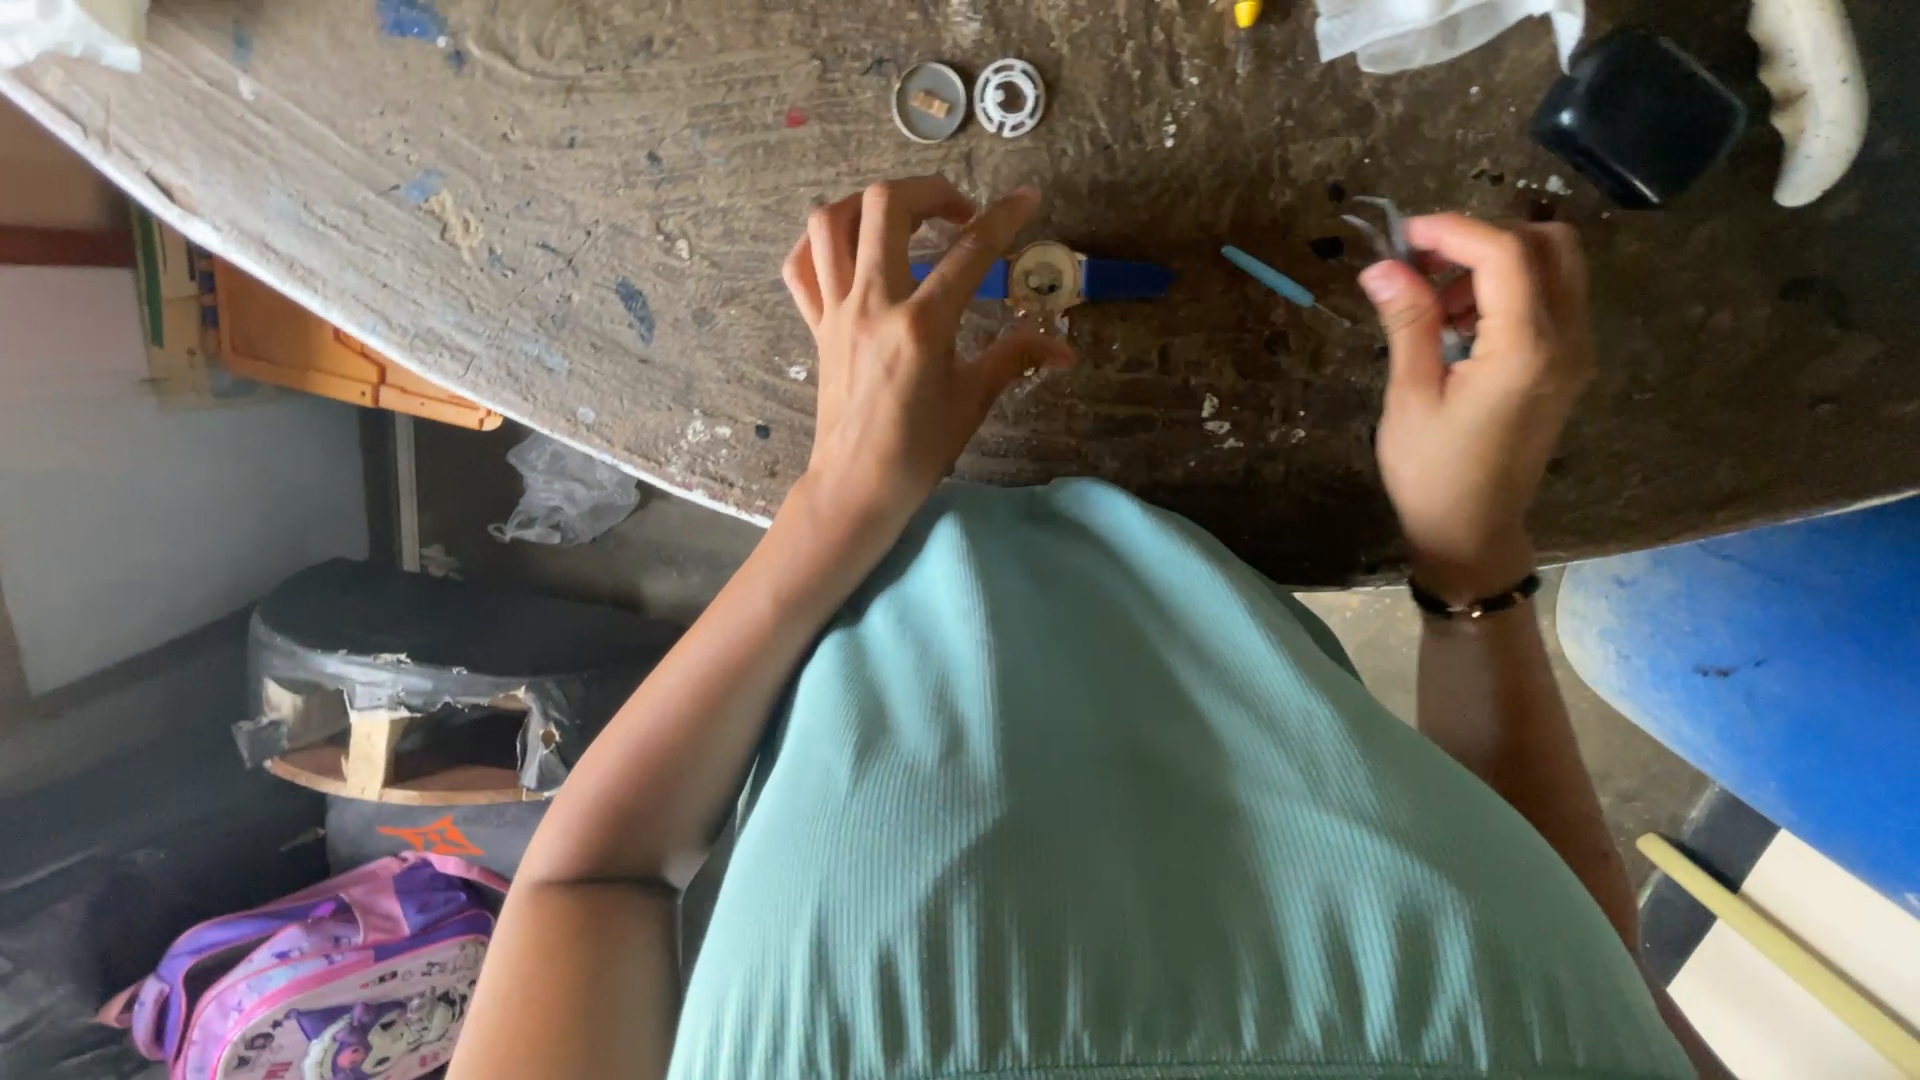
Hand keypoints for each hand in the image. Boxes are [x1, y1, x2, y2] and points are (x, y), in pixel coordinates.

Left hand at [781, 176, 1072, 527]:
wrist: (857, 485)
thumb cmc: (919, 449)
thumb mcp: (973, 400)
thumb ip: (1016, 358)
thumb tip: (1066, 348)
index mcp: (920, 325)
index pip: (968, 253)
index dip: (1004, 217)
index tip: (1027, 199)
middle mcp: (872, 304)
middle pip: (886, 206)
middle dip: (929, 191)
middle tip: (957, 214)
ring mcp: (836, 312)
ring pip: (831, 222)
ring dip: (867, 203)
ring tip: (901, 220)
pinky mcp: (815, 327)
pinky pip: (800, 266)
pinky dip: (819, 244)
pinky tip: (848, 249)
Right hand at [1359, 214, 1593, 602]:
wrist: (1472, 529)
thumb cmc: (1430, 471)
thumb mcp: (1409, 397)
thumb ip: (1407, 324)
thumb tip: (1382, 265)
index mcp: (1526, 348)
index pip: (1505, 254)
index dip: (1453, 231)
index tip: (1402, 236)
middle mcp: (1568, 338)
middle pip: (1546, 244)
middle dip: (1480, 238)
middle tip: (1421, 262)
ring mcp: (1576, 350)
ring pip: (1554, 266)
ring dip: (1494, 262)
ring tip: (1432, 301)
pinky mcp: (1568, 363)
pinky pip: (1551, 298)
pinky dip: (1507, 289)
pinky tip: (1458, 324)